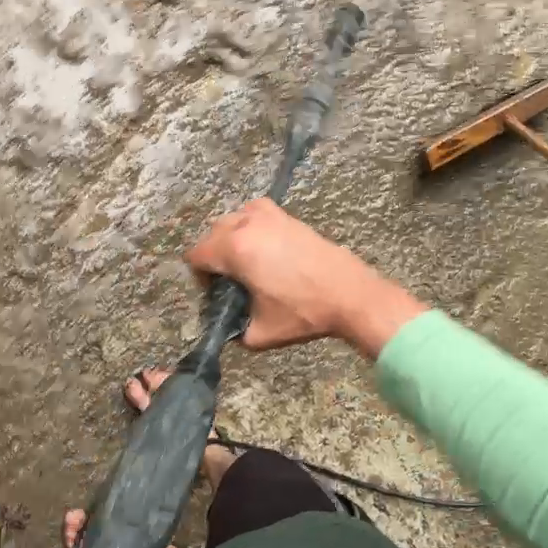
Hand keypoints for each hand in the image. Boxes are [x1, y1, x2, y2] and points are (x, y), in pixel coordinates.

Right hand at [185, 199, 426, 357]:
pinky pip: (255, 213)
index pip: (196, 255)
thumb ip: (234, 330)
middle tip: (230, 282)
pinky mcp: (289, 216)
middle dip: (214, 256)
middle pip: (212, 234)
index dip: (200, 276)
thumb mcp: (260, 333)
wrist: (350, 295)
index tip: (215, 293)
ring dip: (231, 238)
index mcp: (236, 249)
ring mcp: (270, 216)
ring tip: (246, 264)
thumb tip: (229, 327)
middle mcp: (248, 224)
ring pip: (233, 219)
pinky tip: (264, 249)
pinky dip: (251, 227)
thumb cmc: (304, 312)